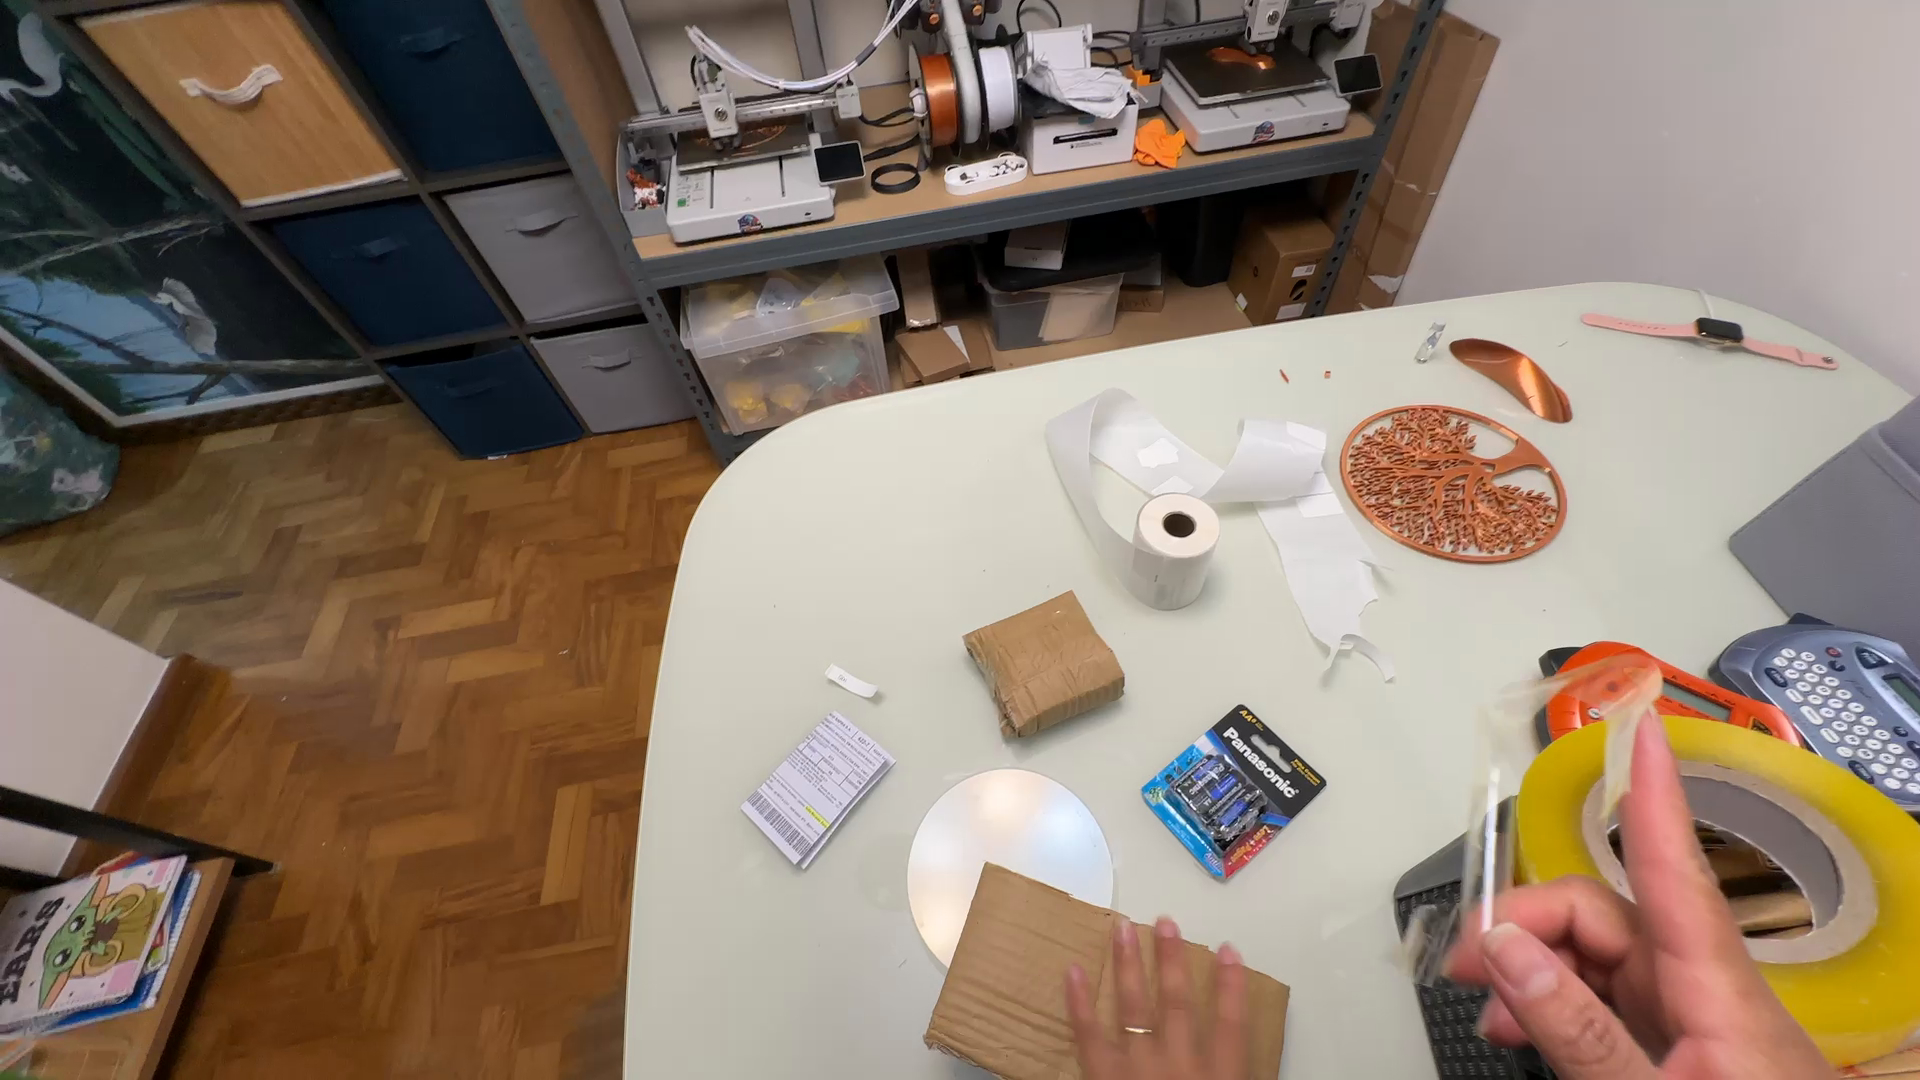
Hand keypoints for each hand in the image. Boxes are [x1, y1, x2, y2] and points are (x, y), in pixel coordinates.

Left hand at [1064, 915, 1248, 1079]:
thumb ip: (1232, 1078)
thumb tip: (1240, 1066)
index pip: (1231, 1027)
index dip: (1232, 987)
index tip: (1229, 950)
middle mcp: (1180, 1068)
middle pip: (1177, 1003)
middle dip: (1171, 960)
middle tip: (1165, 920)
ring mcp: (1138, 1072)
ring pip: (1133, 1006)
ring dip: (1128, 964)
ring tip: (1122, 927)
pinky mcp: (1103, 1079)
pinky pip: (1087, 1035)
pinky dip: (1078, 1002)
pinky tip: (1071, 970)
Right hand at [1446, 718, 1830, 1077]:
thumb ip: (1578, 1029)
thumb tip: (1502, 942)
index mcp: (1722, 997)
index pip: (1675, 871)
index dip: (1654, 794)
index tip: (1643, 731)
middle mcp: (1701, 991)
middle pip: (1595, 913)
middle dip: (1520, 922)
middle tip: (1467, 964)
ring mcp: (1681, 1016)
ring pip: (1581, 951)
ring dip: (1520, 967)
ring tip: (1487, 1011)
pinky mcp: (1663, 1040)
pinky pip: (1584, 991)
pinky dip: (1536, 999)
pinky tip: (1509, 1028)